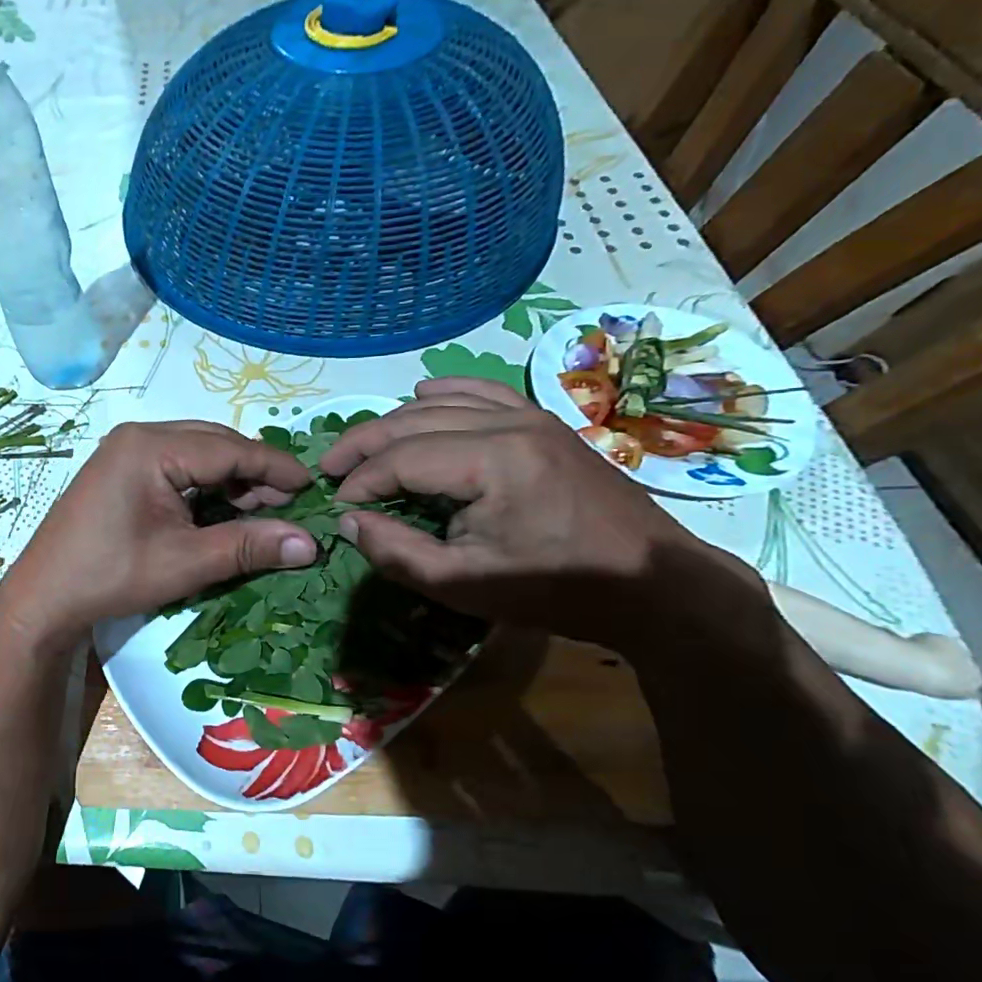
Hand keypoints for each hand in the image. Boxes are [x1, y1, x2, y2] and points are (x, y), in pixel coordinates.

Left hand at [0, 421, 318, 649]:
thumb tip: (311, 543)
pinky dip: (204, 484)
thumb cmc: (111, 576)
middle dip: (254, 473)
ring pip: (197, 453)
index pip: (230, 448)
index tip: (314, 488)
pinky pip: (176, 464)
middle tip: (289, 506)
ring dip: (231, 479)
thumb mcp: (185, 562)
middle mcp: (138, 435)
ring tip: (262, 511)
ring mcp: (125, 450)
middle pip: (214, 443)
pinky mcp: (120, 469)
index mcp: (150, 446)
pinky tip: (222, 510)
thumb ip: (248, 546)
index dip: (275, 467)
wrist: (44, 597)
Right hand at [317, 377, 746, 647]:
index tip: (337, 505)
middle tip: (329, 468)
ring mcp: (530, 416)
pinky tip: (421, 394)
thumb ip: (397, 551)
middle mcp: (508, 423)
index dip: (360, 481)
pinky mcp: (545, 421)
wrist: (653, 583)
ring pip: (442, 403)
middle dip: (363, 445)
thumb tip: (349, 521)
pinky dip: (445, 392)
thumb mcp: (464, 585)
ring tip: (362, 445)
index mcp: (490, 460)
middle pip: (412, 421)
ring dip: (394, 421)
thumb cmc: (555, 589)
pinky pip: (484, 391)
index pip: (401, 458)